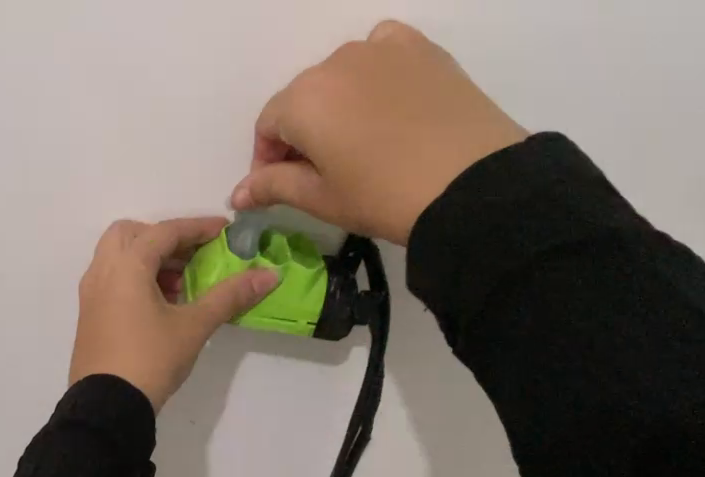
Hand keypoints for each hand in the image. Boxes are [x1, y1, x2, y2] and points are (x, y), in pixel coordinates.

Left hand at [69, 217, 279, 411]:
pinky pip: (111, 282)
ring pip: (117, 259)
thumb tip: (269, 275)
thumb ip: (230, 296)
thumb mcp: (194, 327)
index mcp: (126, 267)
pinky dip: (133, 281)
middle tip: (190, 259)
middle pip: (130, 235)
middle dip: (162, 239)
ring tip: (179, 288)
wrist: (107, 407)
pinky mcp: (88, 318)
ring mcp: (90, 297)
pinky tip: (158, 308)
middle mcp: (101, 273)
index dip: (197, 228)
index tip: (224, 232)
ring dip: (148, 261)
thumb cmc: (150, 360)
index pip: (164, 232)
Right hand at [231, 20, 526, 246]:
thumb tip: (238, 194)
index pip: (267, 125)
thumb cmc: (380, 195)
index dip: (267, 159)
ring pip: (340, 76)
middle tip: (316, 171)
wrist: (467, 183)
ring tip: (354, 143)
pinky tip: (383, 106)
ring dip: (335, 105)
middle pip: (302, 97)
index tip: (279, 185)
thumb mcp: (320, 198)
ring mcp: (382, 49)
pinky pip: (381, 52)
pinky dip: (372, 74)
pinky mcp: (421, 49)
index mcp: (303, 100)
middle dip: (299, 132)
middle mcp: (336, 62)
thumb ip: (273, 186)